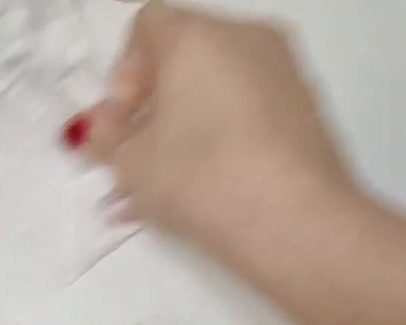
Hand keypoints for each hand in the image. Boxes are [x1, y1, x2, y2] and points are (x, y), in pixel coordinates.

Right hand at [67, 2, 358, 269]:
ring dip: (181, 125)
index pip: (145, 25)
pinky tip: (202, 187)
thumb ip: (104, 137)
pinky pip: (242, 109)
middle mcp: (245, 36)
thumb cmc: (198, 178)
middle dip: (151, 103)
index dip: (122, 74)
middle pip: (183, 55)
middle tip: (137, 156)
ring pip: (213, 87)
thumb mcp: (129, 164)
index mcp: (197, 38)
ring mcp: (282, 67)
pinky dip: (216, 136)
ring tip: (164, 184)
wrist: (290, 217)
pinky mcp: (302, 104)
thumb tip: (102, 125)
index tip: (121, 123)